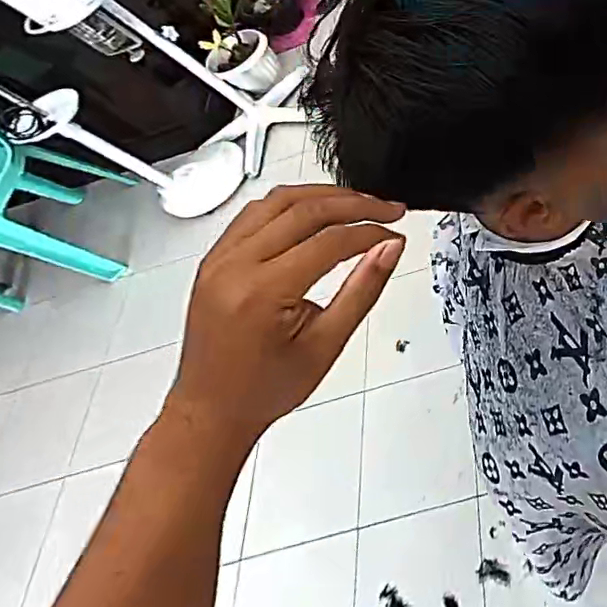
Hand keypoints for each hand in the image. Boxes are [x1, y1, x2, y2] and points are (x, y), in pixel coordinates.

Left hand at [166, 185, 405, 442]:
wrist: (211, 410)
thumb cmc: (263, 387)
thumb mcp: (328, 342)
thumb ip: (363, 288)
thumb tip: (390, 248)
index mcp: (261, 292)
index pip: (330, 240)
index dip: (371, 230)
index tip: (395, 232)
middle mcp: (232, 268)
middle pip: (305, 210)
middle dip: (356, 204)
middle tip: (389, 208)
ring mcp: (218, 260)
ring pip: (278, 201)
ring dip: (324, 196)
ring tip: (360, 203)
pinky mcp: (215, 259)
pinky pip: (255, 212)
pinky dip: (294, 203)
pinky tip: (318, 210)